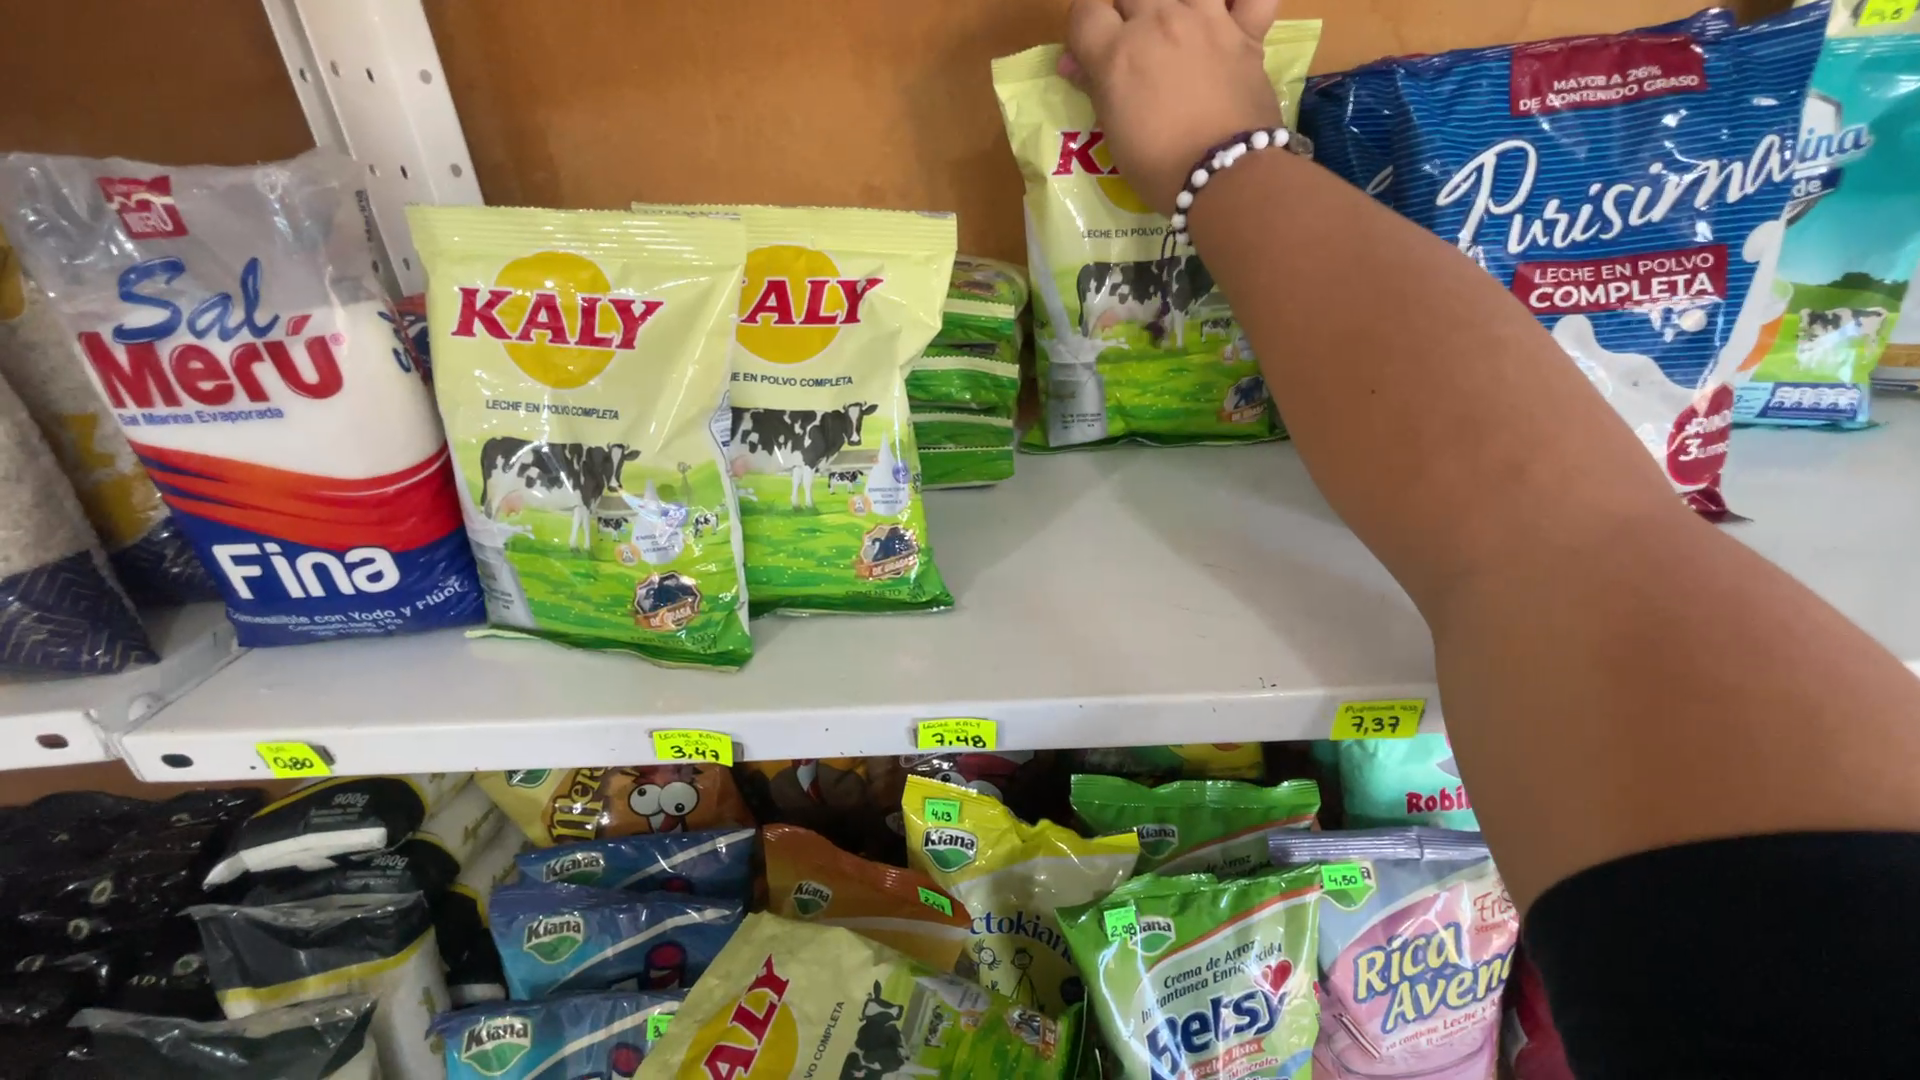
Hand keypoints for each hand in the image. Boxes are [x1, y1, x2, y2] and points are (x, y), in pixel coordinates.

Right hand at [1061, 0, 1285, 215]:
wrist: (1224, 175)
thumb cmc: (1158, 166)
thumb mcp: (1114, 133)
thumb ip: (1094, 87)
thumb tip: (1072, 62)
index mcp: (1118, 51)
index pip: (1085, 12)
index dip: (1083, 32)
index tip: (1087, 55)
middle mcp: (1159, 20)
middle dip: (1122, 15)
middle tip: (1131, 51)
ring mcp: (1207, 18)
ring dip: (1169, 6)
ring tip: (1172, 33)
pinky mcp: (1246, 31)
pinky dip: (1237, 1)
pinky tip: (1227, 13)